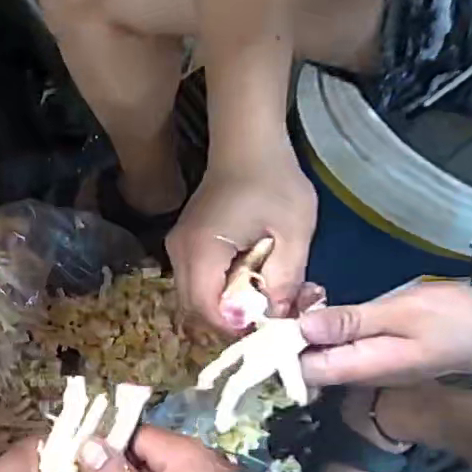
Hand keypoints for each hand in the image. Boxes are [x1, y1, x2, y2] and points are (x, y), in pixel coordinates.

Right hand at [167, 131, 316, 332]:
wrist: (247, 144)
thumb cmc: (274, 182)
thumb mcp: (295, 232)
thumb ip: (286, 279)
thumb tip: (276, 319)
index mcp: (203, 249)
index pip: (206, 308)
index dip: (234, 327)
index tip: (265, 326)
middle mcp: (179, 253)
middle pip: (194, 309)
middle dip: (229, 323)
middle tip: (264, 320)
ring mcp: (176, 249)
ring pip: (193, 299)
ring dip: (223, 309)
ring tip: (257, 302)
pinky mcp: (183, 246)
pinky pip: (195, 283)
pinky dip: (218, 293)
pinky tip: (245, 283)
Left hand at [298, 281, 471, 387]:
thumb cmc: (456, 321)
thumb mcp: (401, 313)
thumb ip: (350, 322)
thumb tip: (302, 327)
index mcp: (361, 368)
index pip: (303, 370)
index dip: (282, 346)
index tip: (274, 315)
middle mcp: (359, 373)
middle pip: (309, 360)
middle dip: (293, 331)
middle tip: (292, 295)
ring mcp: (369, 365)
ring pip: (324, 350)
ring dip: (310, 324)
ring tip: (308, 292)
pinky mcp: (377, 352)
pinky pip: (341, 342)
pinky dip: (329, 322)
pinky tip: (326, 299)